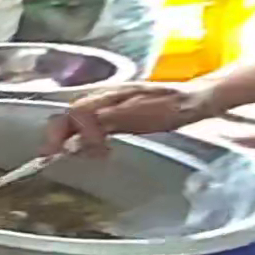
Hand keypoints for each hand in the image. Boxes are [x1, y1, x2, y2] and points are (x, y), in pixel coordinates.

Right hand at [42, 83, 211, 155]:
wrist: (199, 100)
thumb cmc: (174, 106)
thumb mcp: (143, 111)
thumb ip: (108, 118)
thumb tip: (80, 128)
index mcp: (105, 96)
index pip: (74, 114)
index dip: (78, 133)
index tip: (94, 150)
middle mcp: (98, 100)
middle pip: (64, 118)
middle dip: (58, 138)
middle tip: (55, 157)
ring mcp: (101, 108)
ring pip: (69, 124)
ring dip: (68, 142)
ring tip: (85, 156)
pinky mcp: (107, 117)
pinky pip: (81, 129)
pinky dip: (79, 142)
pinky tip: (93, 151)